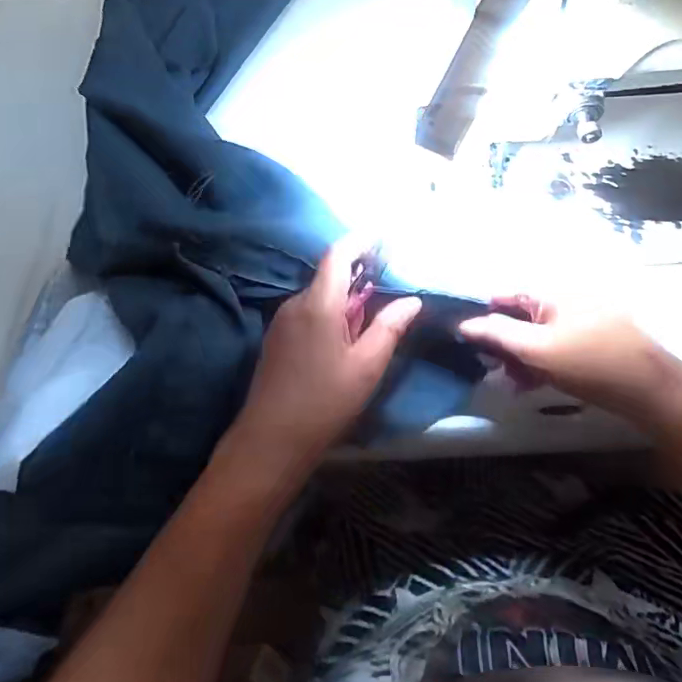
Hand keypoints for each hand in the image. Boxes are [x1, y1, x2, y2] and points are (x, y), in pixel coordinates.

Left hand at [224, 238, 421, 470]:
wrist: (269, 442)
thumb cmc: (324, 402)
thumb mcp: (367, 366)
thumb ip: (390, 327)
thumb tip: (411, 300)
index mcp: (318, 304)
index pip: (338, 254)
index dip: (361, 241)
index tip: (383, 239)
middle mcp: (295, 303)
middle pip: (329, 276)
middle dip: (359, 275)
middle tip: (389, 285)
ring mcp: (282, 321)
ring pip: (319, 296)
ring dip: (345, 299)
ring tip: (372, 319)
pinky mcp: (276, 339)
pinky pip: (308, 313)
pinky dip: (330, 314)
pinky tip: (345, 340)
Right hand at [458, 297, 681, 434]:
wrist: (652, 390)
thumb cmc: (590, 364)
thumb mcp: (537, 350)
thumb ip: (498, 334)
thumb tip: (465, 323)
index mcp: (550, 292)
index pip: (502, 295)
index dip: (481, 317)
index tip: (467, 342)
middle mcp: (563, 298)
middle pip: (518, 315)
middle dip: (502, 343)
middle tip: (493, 370)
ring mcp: (579, 319)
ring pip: (535, 334)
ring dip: (519, 357)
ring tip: (515, 384)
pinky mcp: (590, 340)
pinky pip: (554, 345)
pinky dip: (540, 361)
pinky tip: (532, 384)